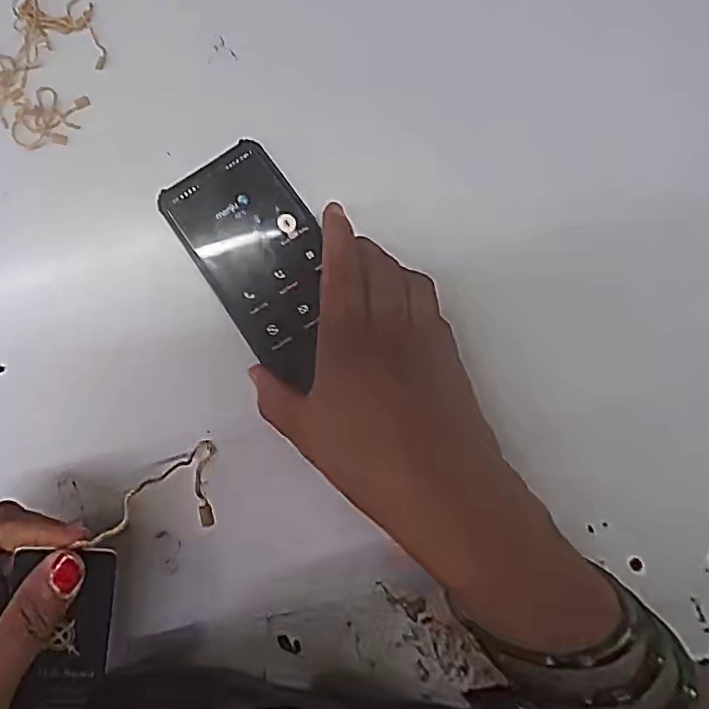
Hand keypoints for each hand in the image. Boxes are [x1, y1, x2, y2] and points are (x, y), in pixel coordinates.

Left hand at [0, 503, 87, 708]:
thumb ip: (30, 618)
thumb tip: (66, 564)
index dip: (39, 529)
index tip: (80, 543)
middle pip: (3, 539)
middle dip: (44, 547)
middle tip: (82, 562)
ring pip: (12, 568)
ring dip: (44, 576)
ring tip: (72, 593)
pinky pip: (14, 598)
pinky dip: (39, 602)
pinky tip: (56, 617)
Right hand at [251, 204, 619, 650]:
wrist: (451, 495)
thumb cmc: (370, 463)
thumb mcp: (307, 435)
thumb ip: (276, 398)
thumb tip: (258, 373)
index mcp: (349, 340)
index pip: (344, 271)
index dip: (338, 237)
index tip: (334, 213)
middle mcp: (389, 327)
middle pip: (380, 264)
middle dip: (361, 246)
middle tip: (344, 246)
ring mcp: (425, 338)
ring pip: (409, 278)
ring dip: (389, 263)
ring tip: (371, 272)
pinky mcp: (450, 356)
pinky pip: (429, 303)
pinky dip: (411, 290)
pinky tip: (400, 311)